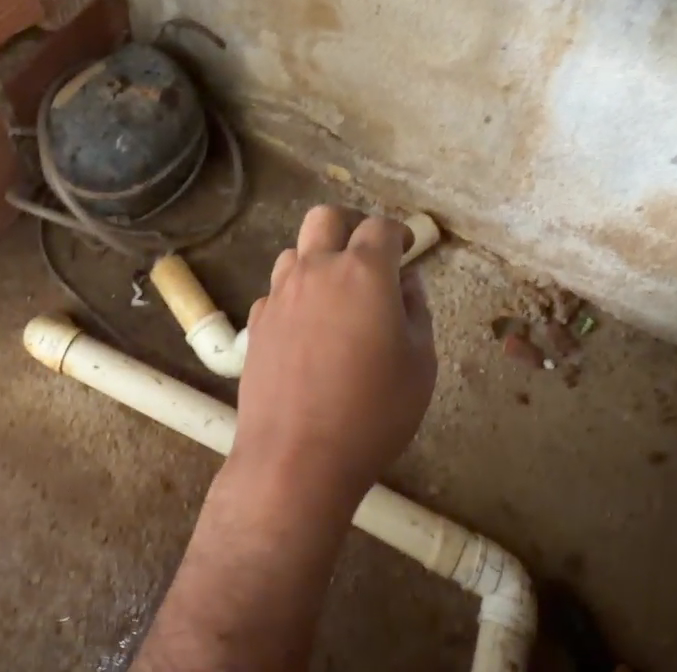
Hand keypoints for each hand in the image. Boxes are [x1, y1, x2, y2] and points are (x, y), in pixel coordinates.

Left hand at [231, 205, 436, 511]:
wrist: (296, 457)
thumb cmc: (373, 412)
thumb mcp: (420, 365)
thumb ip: (417, 312)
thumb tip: (406, 283)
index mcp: (363, 272)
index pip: (380, 228)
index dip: (399, 233)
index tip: (408, 248)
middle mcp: (316, 270)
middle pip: (326, 219)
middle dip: (350, 225)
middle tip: (367, 252)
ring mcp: (279, 294)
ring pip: (296, 252)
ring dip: (318, 260)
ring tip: (337, 293)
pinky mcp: (256, 322)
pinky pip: (278, 291)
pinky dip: (296, 295)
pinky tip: (309, 329)